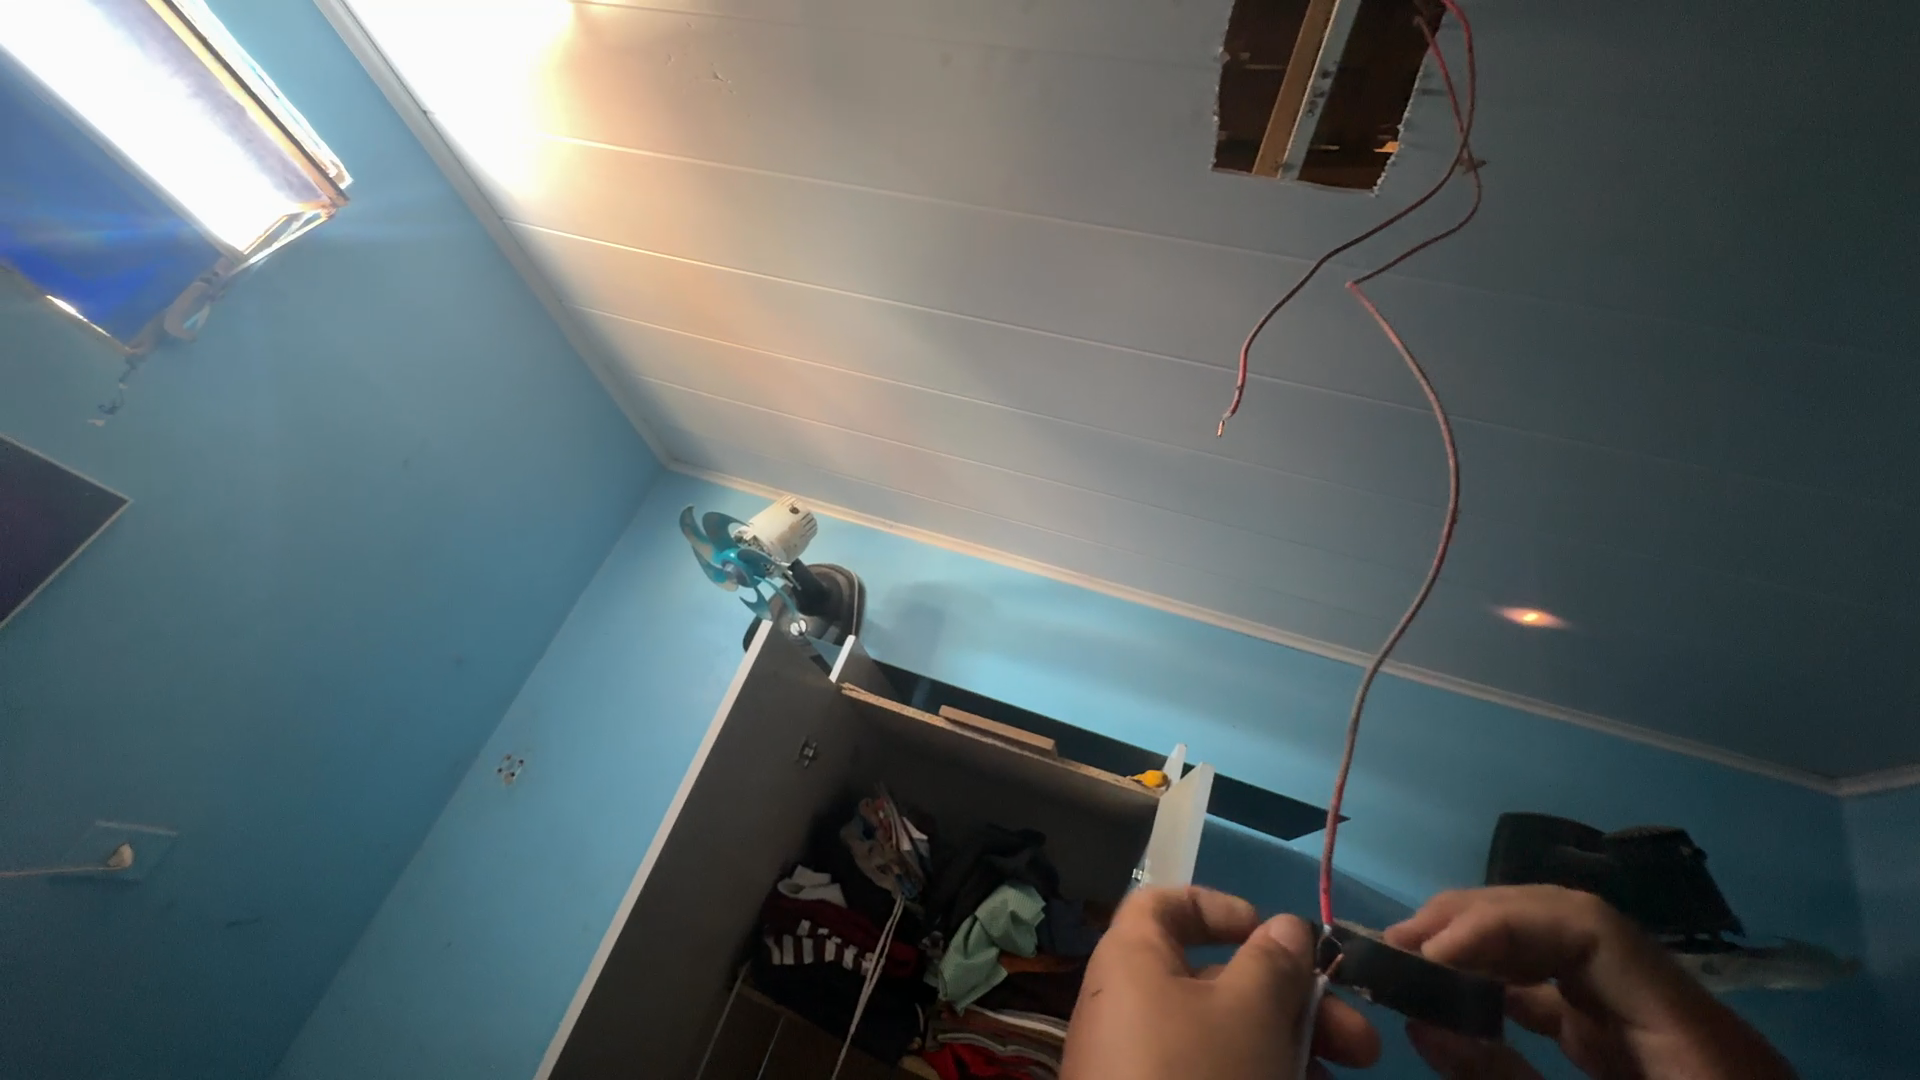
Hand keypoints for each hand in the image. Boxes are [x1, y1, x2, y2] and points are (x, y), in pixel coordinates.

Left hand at [1061, 886, 1380, 1079]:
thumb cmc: (1196, 1076)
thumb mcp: (1249, 1013)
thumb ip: (1272, 963)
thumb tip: (1287, 926)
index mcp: (1133, 958)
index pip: (1165, 906)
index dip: (1219, 908)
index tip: (1277, 936)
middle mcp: (1129, 1003)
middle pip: (1215, 981)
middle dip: (1292, 1003)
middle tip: (1361, 1041)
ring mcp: (1139, 1062)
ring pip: (1223, 1038)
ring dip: (1289, 1049)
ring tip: (1348, 1075)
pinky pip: (1211, 1076)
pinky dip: (1260, 1077)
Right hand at [1383, 886, 1795, 1079]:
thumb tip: (1420, 1024)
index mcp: (1696, 1038)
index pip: (1589, 928)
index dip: (1500, 924)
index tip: (1428, 955)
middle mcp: (1674, 1012)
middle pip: (1564, 923)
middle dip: (1475, 923)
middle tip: (1400, 945)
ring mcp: (1654, 1028)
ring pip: (1557, 949)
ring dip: (1480, 945)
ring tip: (1414, 959)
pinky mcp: (1635, 1050)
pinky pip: (1561, 994)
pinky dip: (1501, 985)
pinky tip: (1456, 994)